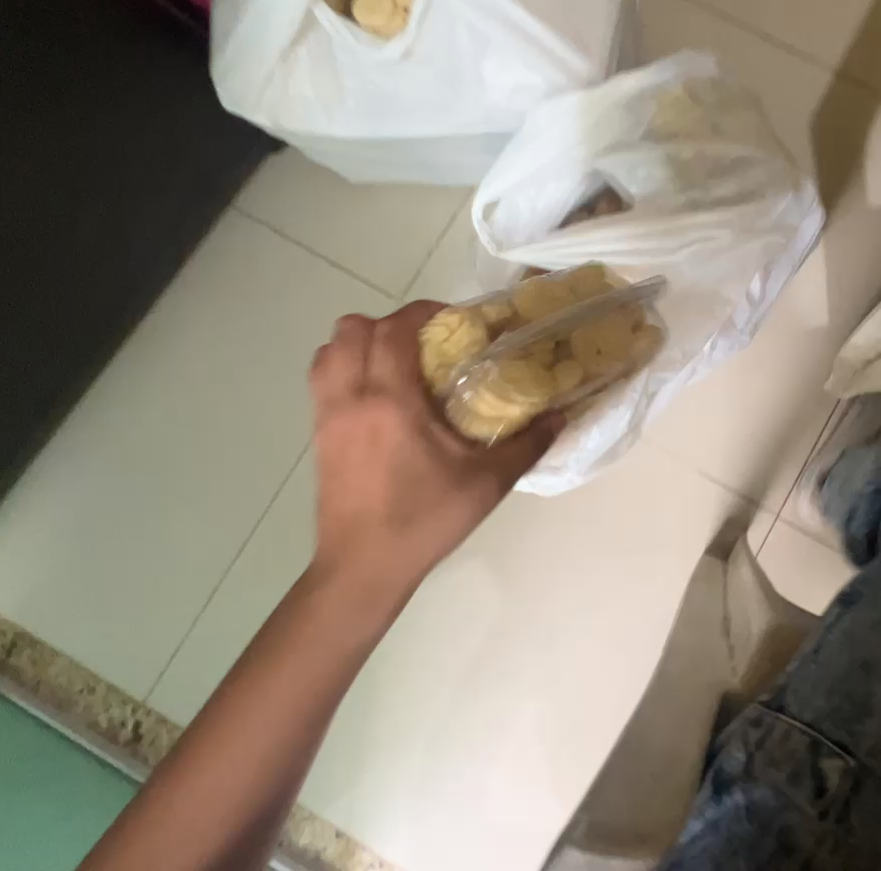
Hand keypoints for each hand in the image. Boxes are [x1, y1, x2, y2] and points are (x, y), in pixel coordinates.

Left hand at [307, 300, 562, 597]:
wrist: (363, 568)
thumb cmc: (425, 520)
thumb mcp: (488, 483)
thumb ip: (528, 444)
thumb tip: (561, 416)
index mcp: (390, 400)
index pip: (393, 330)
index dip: (422, 312)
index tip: (454, 320)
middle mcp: (351, 398)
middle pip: (351, 329)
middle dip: (390, 323)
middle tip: (429, 342)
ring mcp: (328, 417)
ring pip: (329, 352)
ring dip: (362, 344)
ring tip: (401, 363)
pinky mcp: (320, 436)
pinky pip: (324, 381)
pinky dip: (348, 370)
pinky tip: (383, 398)